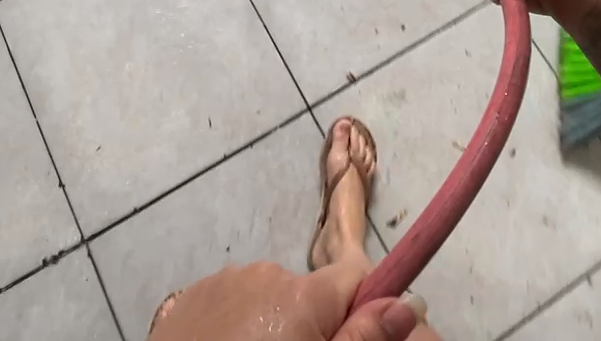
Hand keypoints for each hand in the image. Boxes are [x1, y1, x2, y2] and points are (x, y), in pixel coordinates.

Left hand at [146, 261, 438, 340]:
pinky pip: (234, 303)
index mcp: (301, 293)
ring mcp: (225, 279)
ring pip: (270, 300)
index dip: (361, 311)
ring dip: (274, 328)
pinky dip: (240, 327)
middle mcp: (265, 272)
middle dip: (315, 328)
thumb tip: (408, 303)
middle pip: (310, 294)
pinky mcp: (193, 294)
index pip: (354, 277)